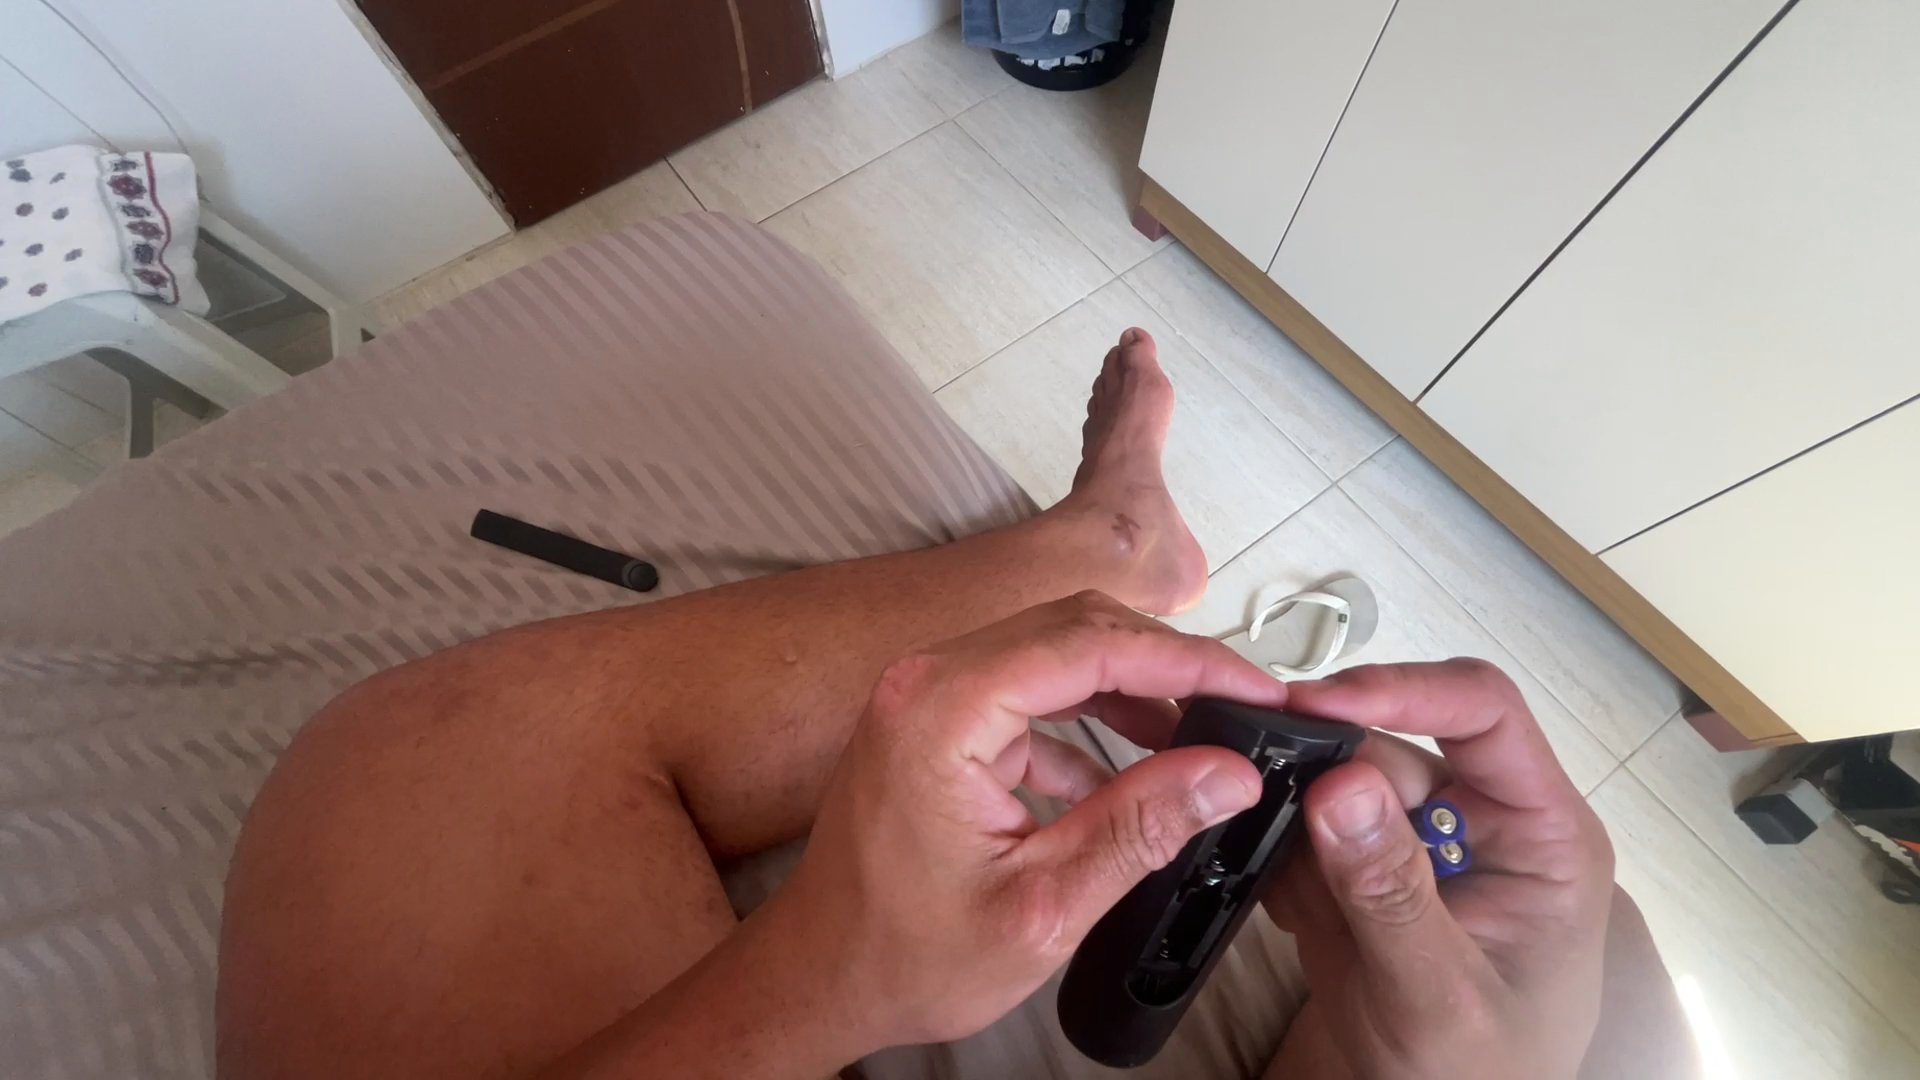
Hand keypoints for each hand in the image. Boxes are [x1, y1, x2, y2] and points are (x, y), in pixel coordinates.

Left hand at [760, 591, 1287, 1054]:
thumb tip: (1227, 774)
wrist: (822, 970)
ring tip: (1193, 735)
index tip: (1250, 685)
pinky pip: (1029, 690)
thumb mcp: (1042, 904)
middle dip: (1163, 662)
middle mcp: (929, 677)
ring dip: (1128, 687)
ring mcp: (931, 690)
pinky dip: (1086, 717)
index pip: (1087, 643)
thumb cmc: (905, 952)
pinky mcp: (941, 714)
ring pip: (1055, 651)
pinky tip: (1126, 767)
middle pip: (1072, 628)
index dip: (1182, 659)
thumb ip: (1140, 827)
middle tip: (1235, 703)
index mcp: (942, 708)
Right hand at [1263, 660, 1614, 1079]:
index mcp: (1535, 826)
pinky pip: (1296, 808)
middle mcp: (1470, 805)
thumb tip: (1338, 781)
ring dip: (1297, 831)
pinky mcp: (1356, 838)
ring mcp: (1407, 821)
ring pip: (1324, 772)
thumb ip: (1391, 893)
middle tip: (1274, 829)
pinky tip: (1297, 910)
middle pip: (1379, 741)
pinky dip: (1280, 849)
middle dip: (1320, 781)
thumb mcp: (1440, 999)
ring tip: (1304, 905)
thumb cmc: (1475, 1073)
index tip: (1311, 705)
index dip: (1401, 690)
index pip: (1481, 710)